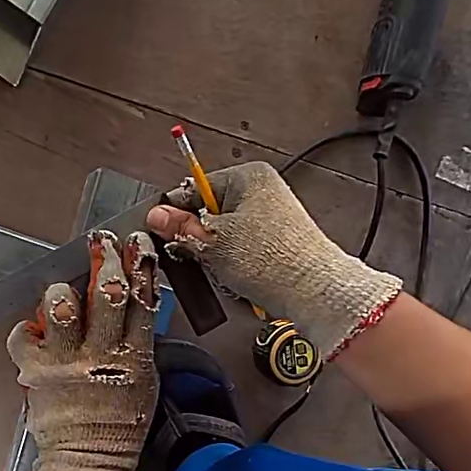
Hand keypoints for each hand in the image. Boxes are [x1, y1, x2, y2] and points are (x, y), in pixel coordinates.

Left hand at [6, 230, 160, 470]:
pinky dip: (27, 329)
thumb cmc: (119, 423)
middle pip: (108, 296)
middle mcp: (100, 357)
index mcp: (133, 358)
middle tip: (102, 242)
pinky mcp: (36, 373)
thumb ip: (137, 343)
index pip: (142, 302)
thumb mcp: (144, 382)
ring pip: (63, 310)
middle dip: (106, 260)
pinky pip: (24, 337)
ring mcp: (65, 364)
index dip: (141, 266)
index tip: (137, 243)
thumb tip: (134, 303)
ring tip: (63, 288)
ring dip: (62, 293)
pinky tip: (35, 330)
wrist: (88, 460)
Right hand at [146, 160, 400, 355]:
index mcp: (247, 177)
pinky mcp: (275, 246)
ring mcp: (269, 220)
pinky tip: (236, 279)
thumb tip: (156, 216)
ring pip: (222, 237)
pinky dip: (232, 266)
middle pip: (208, 213)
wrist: (314, 293)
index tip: (160, 232)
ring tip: (222, 271)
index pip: (193, 188)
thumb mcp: (213, 241)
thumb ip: (180, 227)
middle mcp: (261, 192)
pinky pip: (239, 253)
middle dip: (198, 239)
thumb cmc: (271, 259)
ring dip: (215, 257)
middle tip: (193, 257)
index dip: (175, 213)